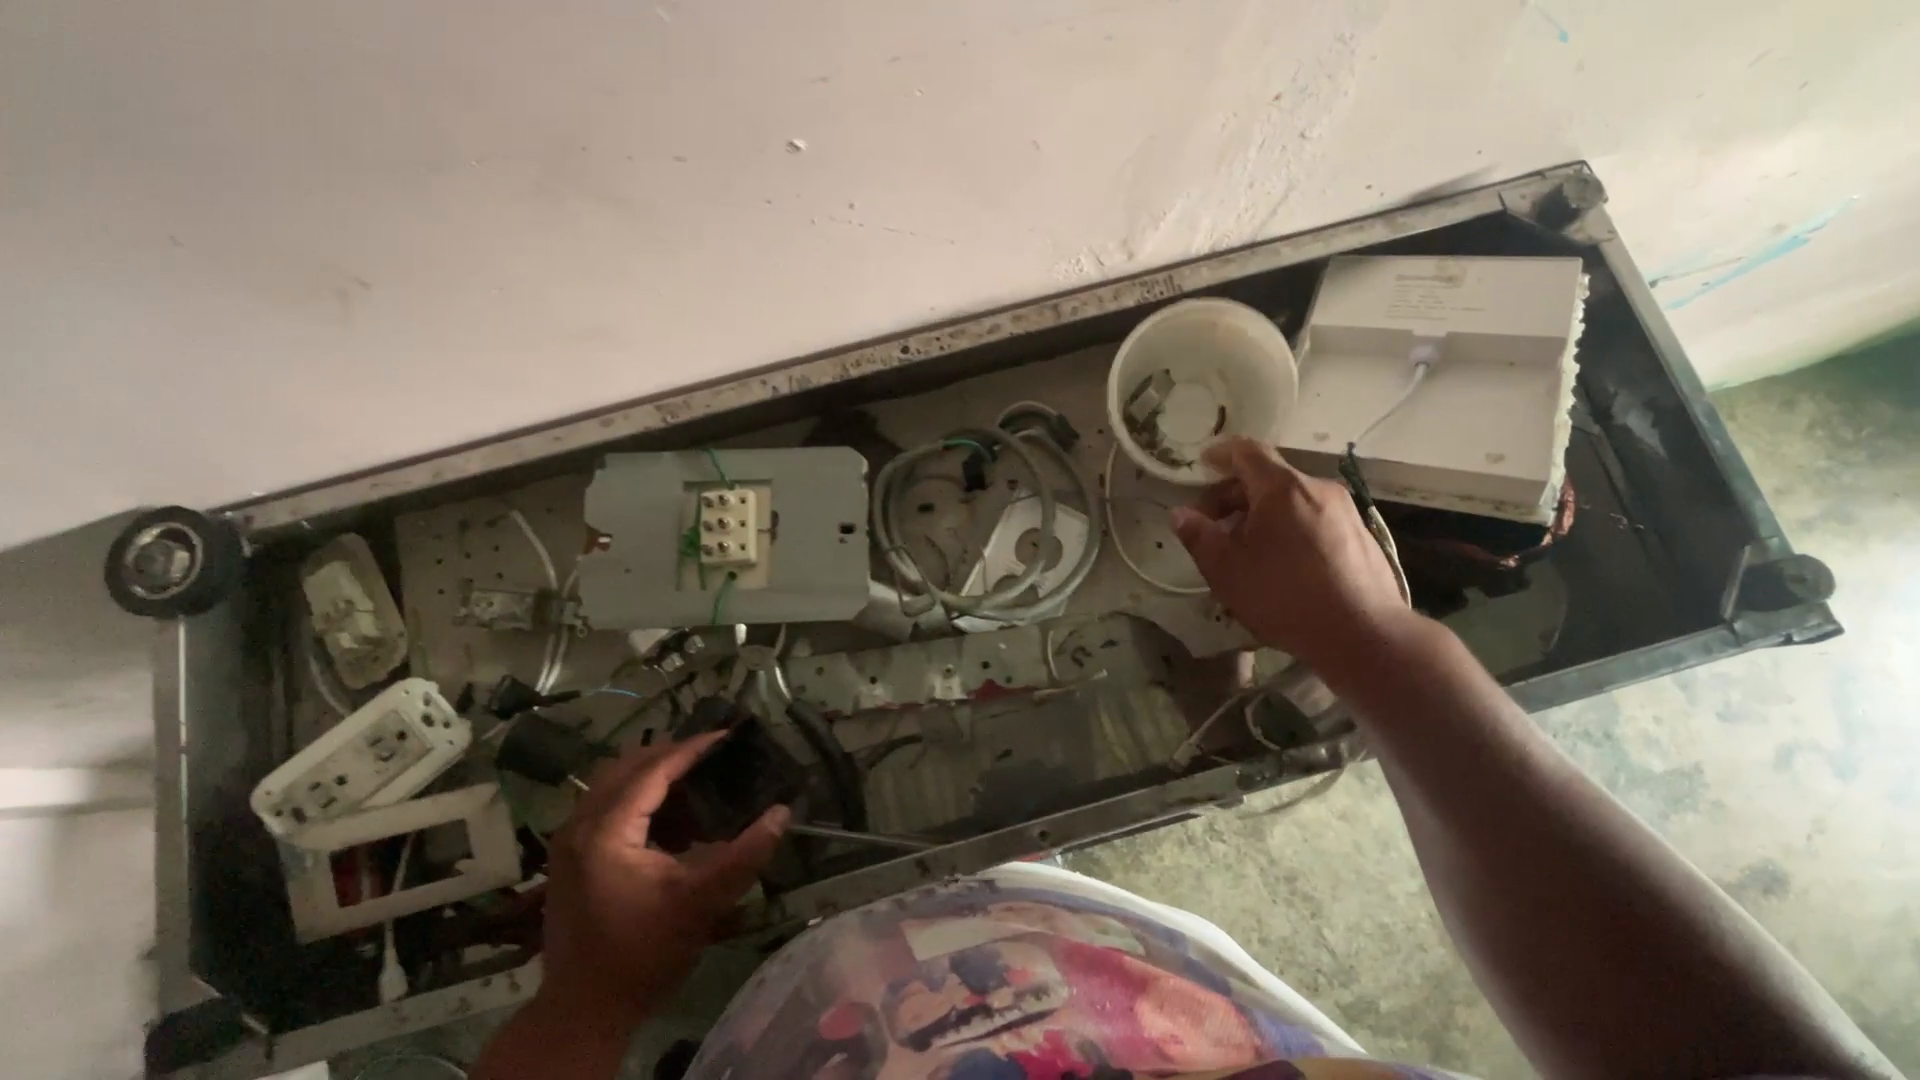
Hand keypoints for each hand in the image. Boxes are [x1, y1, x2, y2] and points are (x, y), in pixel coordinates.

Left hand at [537, 732, 788, 1028]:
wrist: (584, 1011)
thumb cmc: (642, 954)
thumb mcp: (700, 904)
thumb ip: (744, 856)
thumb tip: (782, 813)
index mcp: (605, 831)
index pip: (652, 770)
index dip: (691, 749)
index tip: (728, 735)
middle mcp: (578, 826)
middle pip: (625, 767)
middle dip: (670, 754)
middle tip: (714, 753)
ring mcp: (568, 843)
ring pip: (611, 784)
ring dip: (651, 774)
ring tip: (696, 778)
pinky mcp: (570, 860)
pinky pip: (604, 806)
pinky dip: (637, 797)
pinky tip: (669, 816)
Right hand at [1170, 437, 1408, 670]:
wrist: (1363, 633)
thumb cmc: (1284, 596)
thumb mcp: (1226, 570)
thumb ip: (1199, 537)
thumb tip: (1181, 514)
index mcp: (1282, 488)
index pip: (1247, 452)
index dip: (1221, 454)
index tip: (1203, 465)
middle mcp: (1318, 488)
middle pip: (1269, 478)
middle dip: (1235, 496)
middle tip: (1213, 527)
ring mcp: (1345, 512)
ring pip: (1293, 501)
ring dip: (1263, 516)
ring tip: (1245, 551)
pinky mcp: (1361, 537)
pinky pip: (1315, 520)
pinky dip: (1290, 529)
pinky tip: (1282, 566)